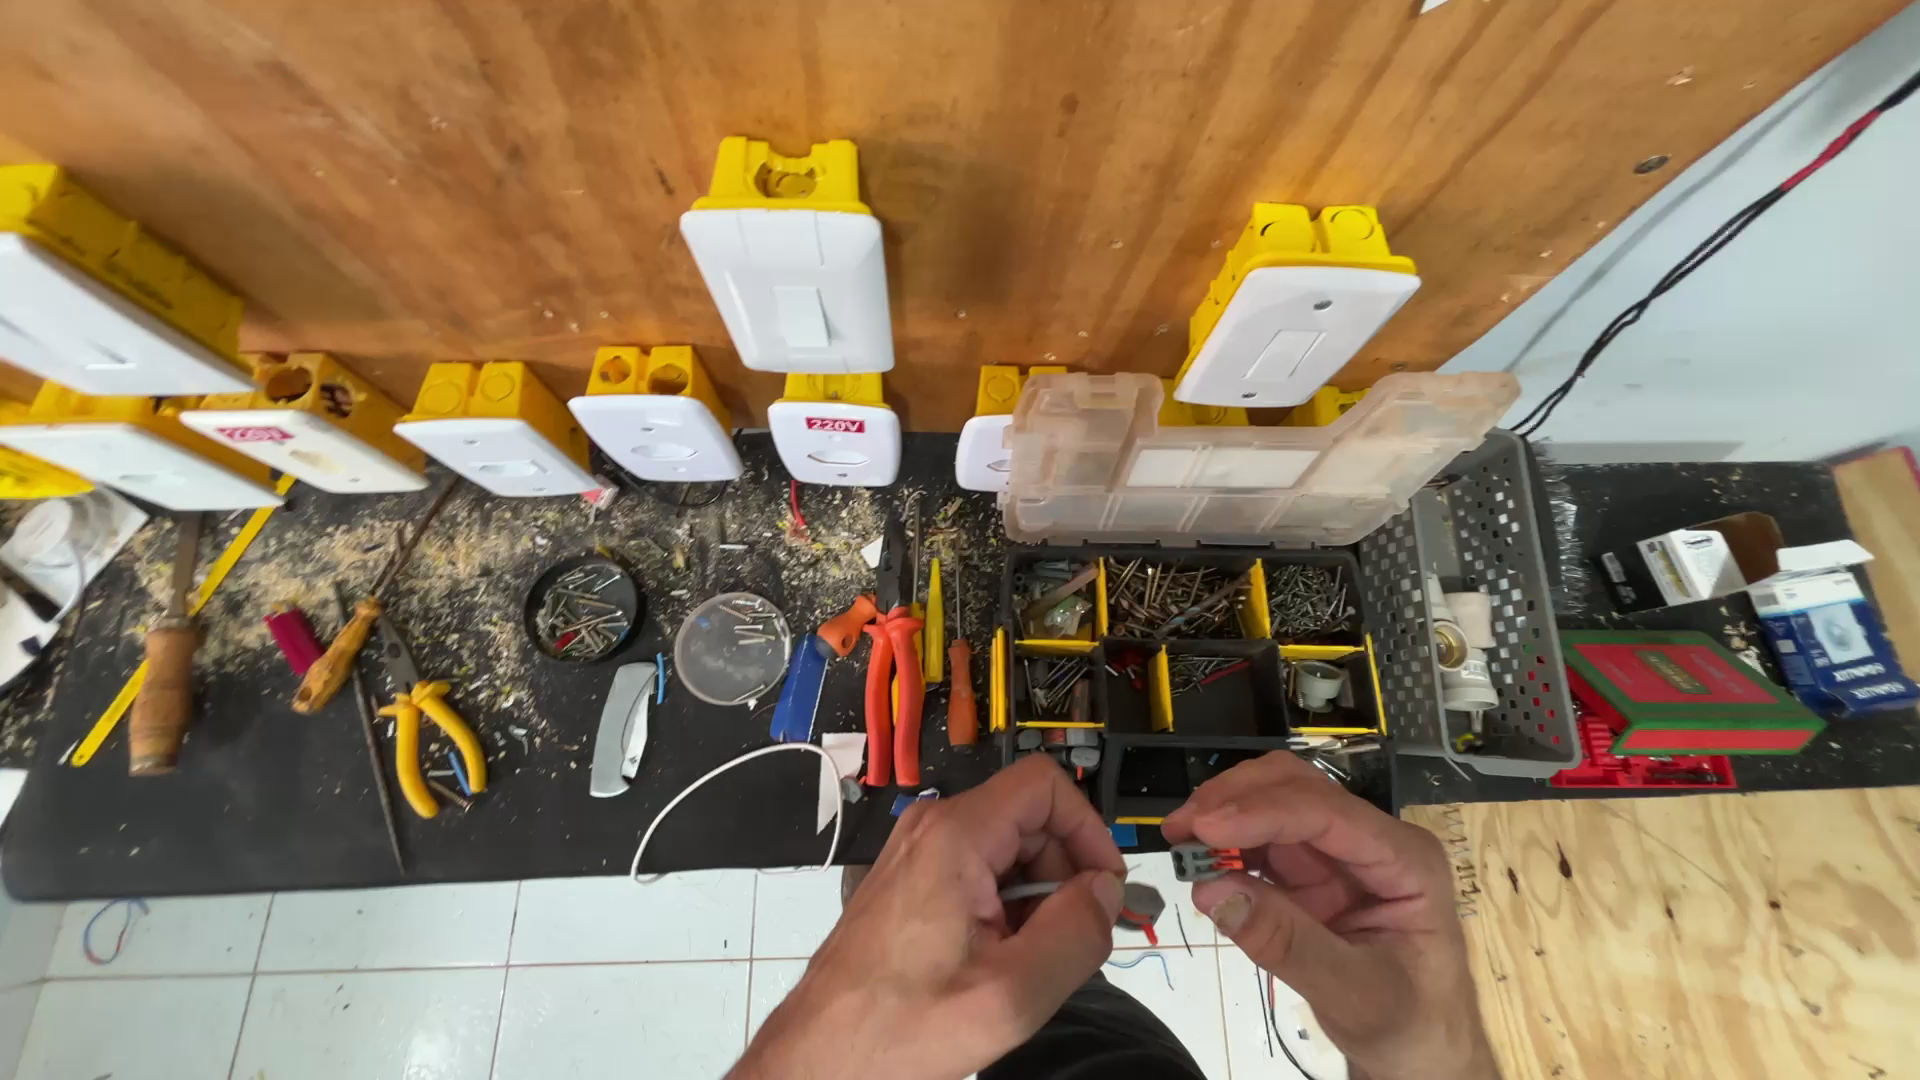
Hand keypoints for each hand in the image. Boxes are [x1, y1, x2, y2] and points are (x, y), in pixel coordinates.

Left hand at [730, 755, 1126, 1079]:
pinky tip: (999, 955)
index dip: (1087, 827)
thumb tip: (1106, 889)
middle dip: (1063, 873)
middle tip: (1067, 941)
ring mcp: (921, 847)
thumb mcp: (1009, 995)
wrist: (820, 1052)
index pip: (1044, 784)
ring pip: (1008, 846)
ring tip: (1027, 958)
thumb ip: (1074, 935)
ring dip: (1036, 896)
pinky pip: (980, 867)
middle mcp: (935, 824)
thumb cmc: (902, 1025)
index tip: (1104, 887)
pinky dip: (1006, 903)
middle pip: (1029, 817)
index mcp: (956, 834)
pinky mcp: (914, 873)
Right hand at [1161, 752, 1495, 1079]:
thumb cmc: (1408, 1027)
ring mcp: (1335, 846)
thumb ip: (1286, 943)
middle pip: (1294, 786)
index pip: (1326, 813)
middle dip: (1234, 798)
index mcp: (1404, 859)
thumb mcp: (1355, 998)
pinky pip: (1257, 832)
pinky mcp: (1305, 862)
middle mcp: (1369, 837)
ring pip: (1270, 796)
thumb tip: (1210, 890)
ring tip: (1180, 840)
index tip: (1204, 828)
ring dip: (1221, 810)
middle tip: (1181, 828)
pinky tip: (1199, 858)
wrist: (1421, 1053)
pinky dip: (1223, 837)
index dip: (1261, 812)